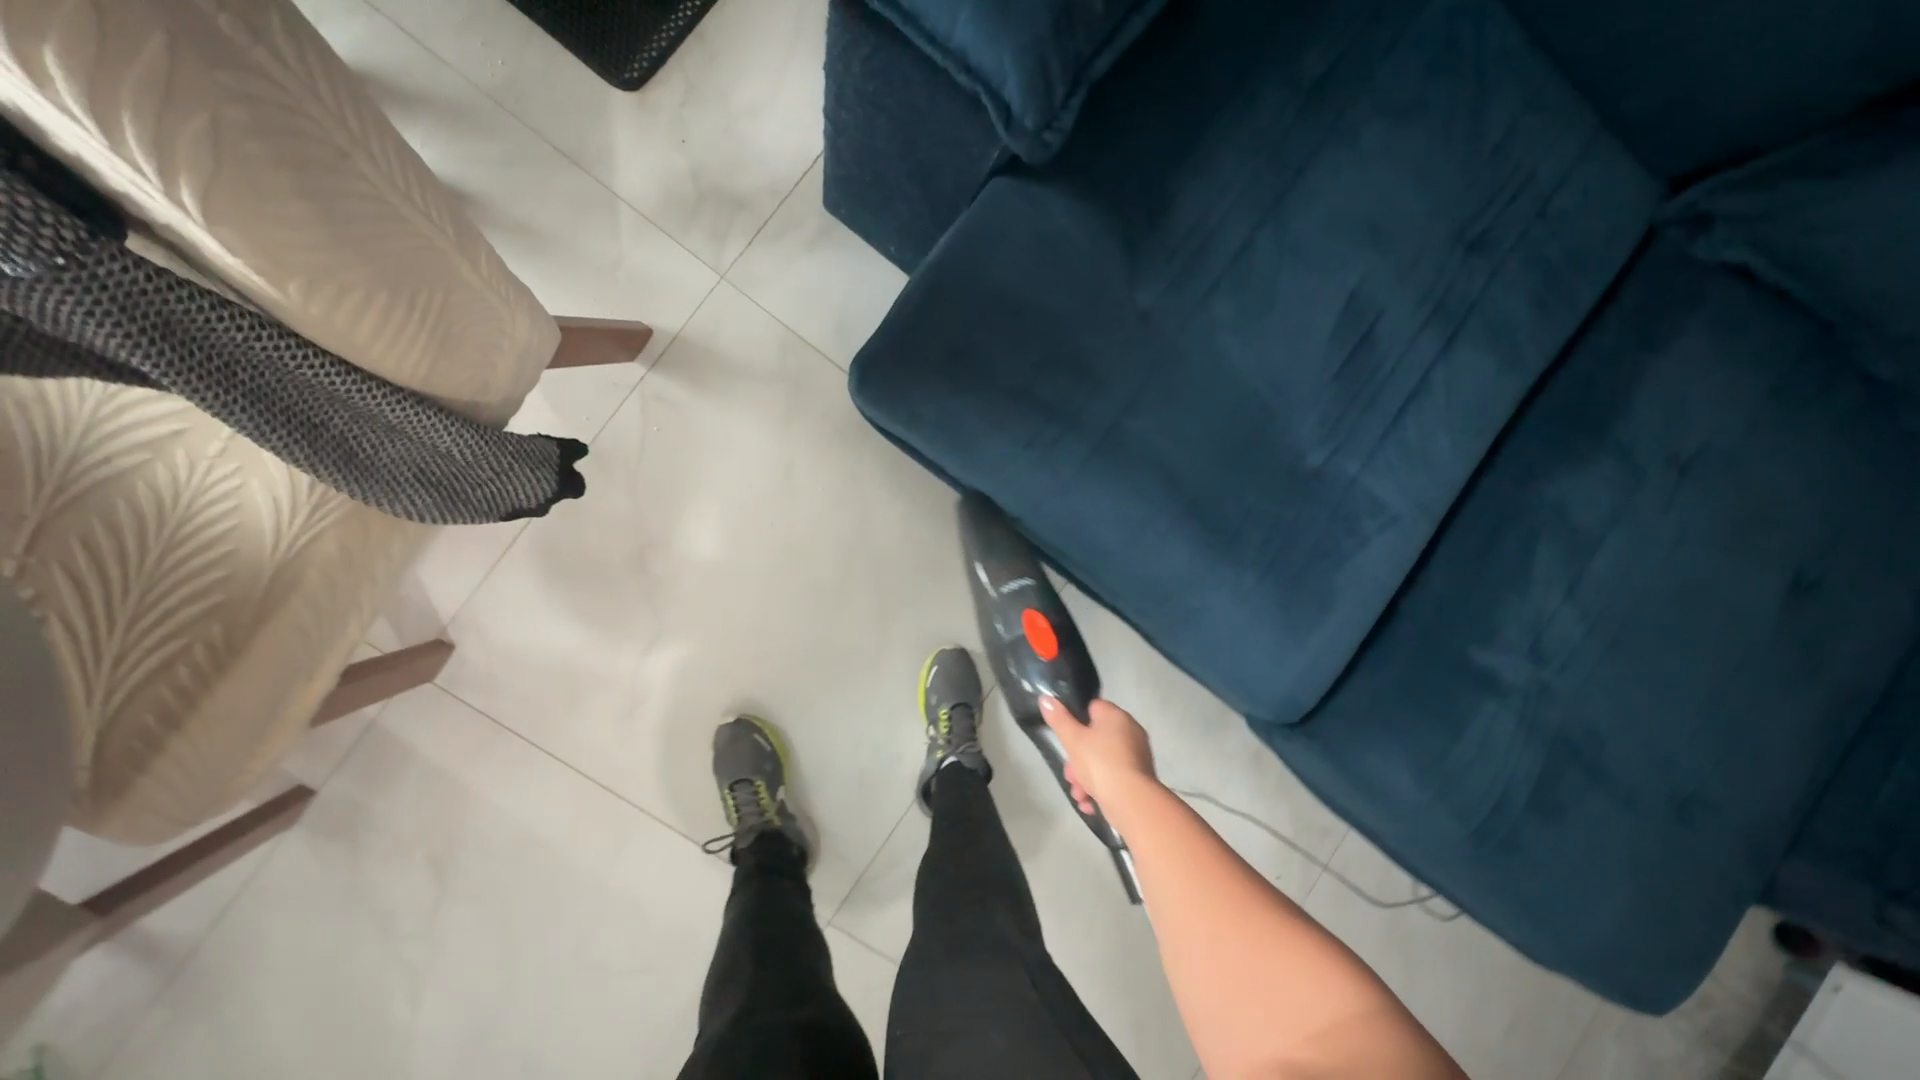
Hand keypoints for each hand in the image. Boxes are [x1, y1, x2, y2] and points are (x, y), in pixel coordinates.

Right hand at [1038, 696, 1158, 815]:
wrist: (1131, 801)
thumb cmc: (1099, 763)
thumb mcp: (1072, 739)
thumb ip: (1058, 719)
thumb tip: (1045, 698)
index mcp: (1116, 716)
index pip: (1092, 708)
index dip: (1075, 722)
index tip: (1066, 739)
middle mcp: (1131, 732)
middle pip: (1095, 740)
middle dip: (1077, 760)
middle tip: (1070, 775)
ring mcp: (1137, 756)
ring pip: (1103, 762)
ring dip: (1086, 779)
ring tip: (1079, 795)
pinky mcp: (1139, 778)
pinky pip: (1114, 778)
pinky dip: (1101, 789)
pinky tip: (1089, 804)